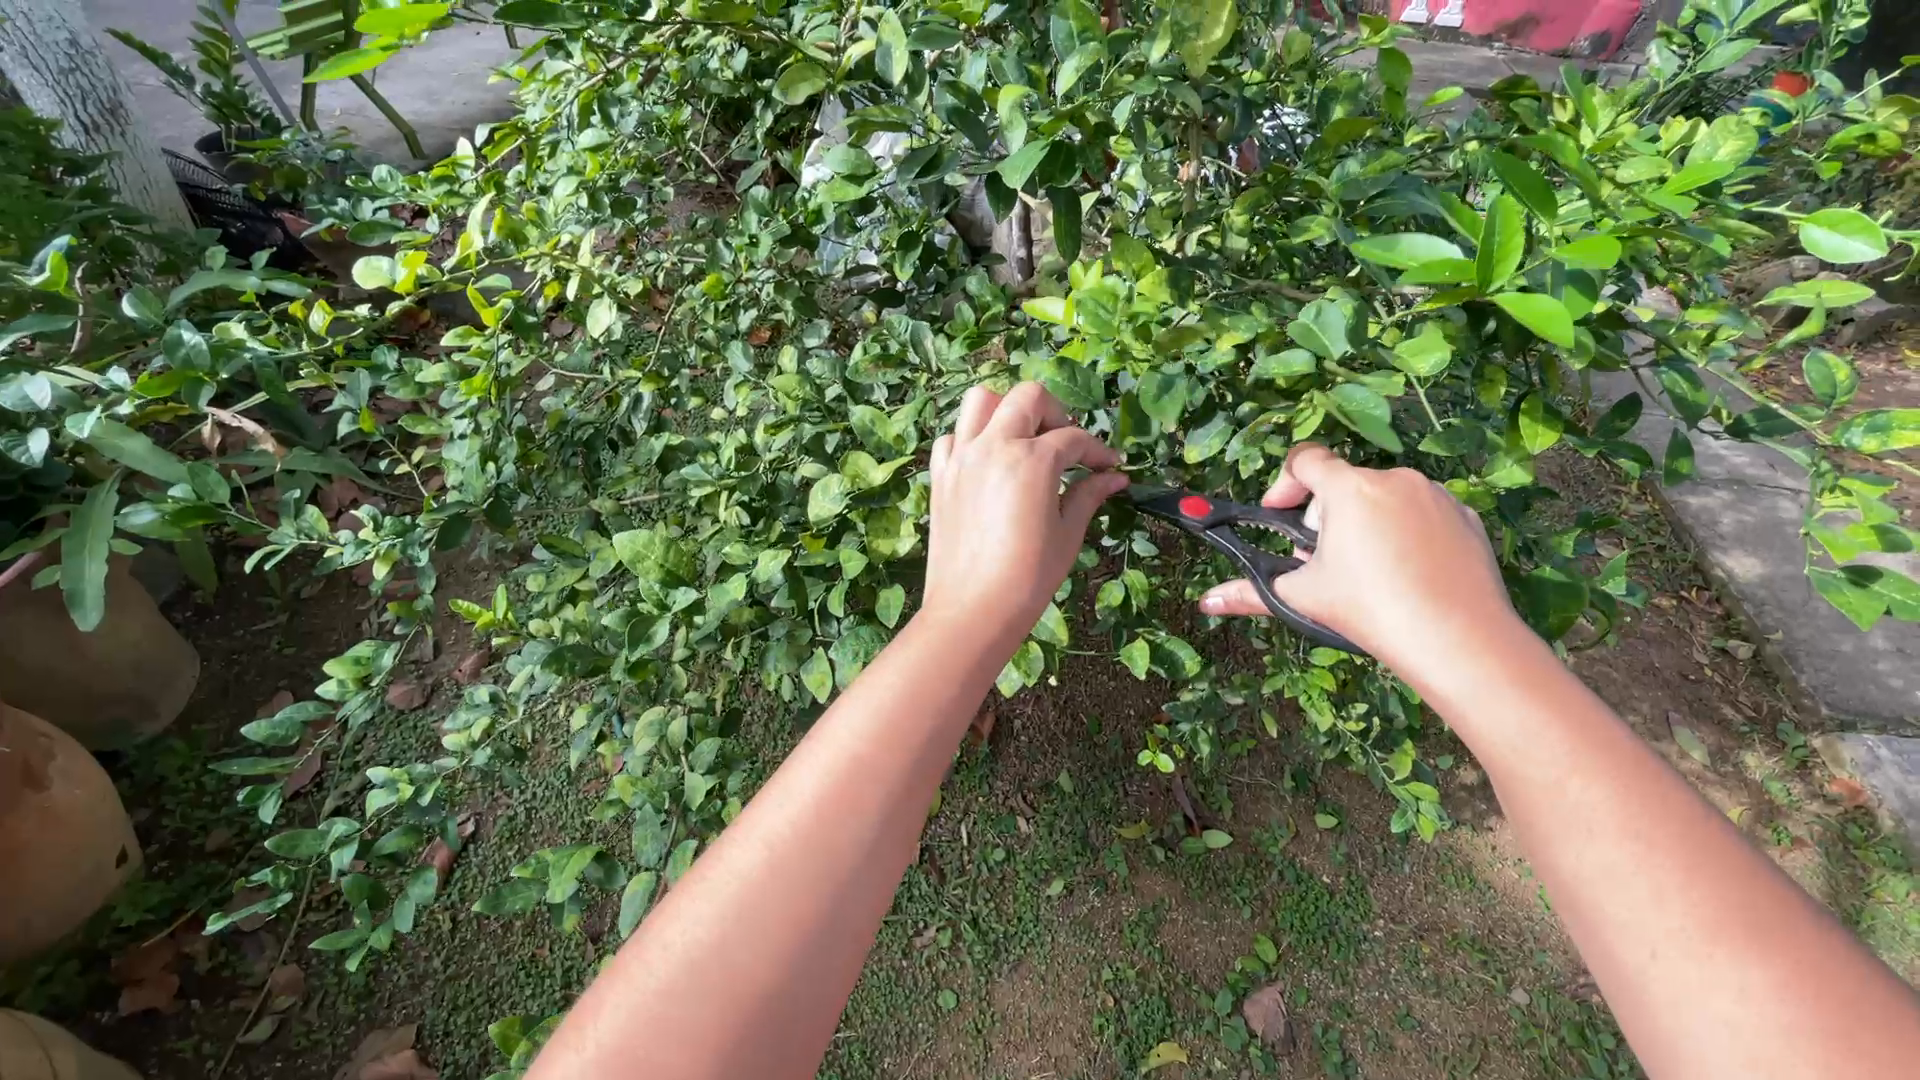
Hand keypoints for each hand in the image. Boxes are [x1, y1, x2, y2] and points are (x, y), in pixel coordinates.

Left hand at [923, 383, 1127, 644]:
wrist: (972, 610)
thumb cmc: (1028, 577)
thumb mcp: (1067, 534)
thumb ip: (1088, 495)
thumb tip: (1114, 477)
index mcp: (1032, 460)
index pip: (1073, 438)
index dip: (1097, 451)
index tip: (1110, 467)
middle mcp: (993, 446)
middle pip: (1028, 398)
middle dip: (1055, 414)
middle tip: (1066, 446)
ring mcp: (961, 457)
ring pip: (981, 400)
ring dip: (1007, 410)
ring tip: (1023, 441)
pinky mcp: (940, 475)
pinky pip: (953, 436)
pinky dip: (972, 438)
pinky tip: (989, 464)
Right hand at [1197, 444, 1519, 679]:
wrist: (1459, 639)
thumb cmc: (1369, 609)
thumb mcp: (1302, 597)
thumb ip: (1248, 593)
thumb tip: (1205, 603)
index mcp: (1348, 489)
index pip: (1305, 460)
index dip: (1284, 484)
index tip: (1278, 516)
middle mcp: (1393, 479)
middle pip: (1343, 484)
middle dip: (1325, 516)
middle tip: (1323, 560)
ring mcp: (1435, 496)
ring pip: (1384, 497)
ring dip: (1365, 522)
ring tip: (1367, 571)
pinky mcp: (1465, 517)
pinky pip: (1422, 512)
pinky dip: (1406, 532)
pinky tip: (1407, 573)